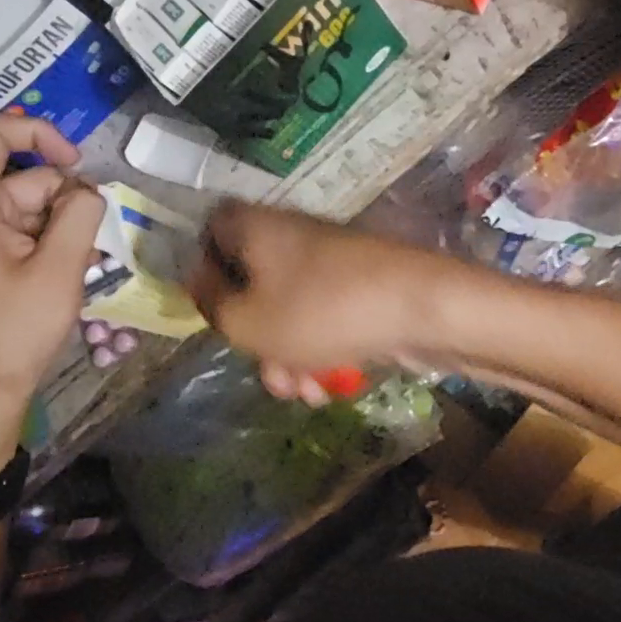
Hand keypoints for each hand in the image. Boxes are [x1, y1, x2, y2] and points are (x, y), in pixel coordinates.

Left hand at [0, 116, 103, 474]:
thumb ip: (80, 214)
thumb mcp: (61, 268)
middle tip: (88, 241)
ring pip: (34, 204)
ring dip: (65, 226)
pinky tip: (71, 271)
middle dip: (65, 200)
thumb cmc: (17, 329)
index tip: (77, 162)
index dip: (37, 131)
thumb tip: (88, 190)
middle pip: (25, 175)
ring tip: (81, 265)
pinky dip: (54, 242)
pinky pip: (28, 228)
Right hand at [187, 201, 471, 404]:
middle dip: (256, 337)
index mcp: (256, 228)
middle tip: (266, 373)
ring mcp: (330, 261)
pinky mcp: (361, 286)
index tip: (210, 311)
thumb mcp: (249, 320)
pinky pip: (324, 317)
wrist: (422, 308)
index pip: (212, 230)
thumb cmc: (322, 310)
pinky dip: (321, 350)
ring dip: (288, 356)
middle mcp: (292, 235)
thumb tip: (198, 284)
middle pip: (253, 282)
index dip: (203, 271)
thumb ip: (213, 304)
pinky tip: (329, 386)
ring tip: (302, 393)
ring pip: (290, 309)